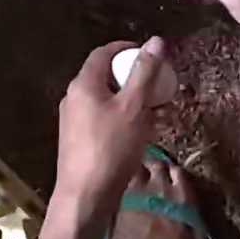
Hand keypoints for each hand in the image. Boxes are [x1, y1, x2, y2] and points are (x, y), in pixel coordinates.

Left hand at [37, 37, 170, 238]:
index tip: (151, 54)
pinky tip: (150, 132)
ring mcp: (76, 121)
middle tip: (162, 85)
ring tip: (164, 111)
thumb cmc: (111, 148)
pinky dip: (128, 119)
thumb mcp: (134, 107)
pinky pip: (108, 120)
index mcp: (84, 84)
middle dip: (138, 79)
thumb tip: (156, 40)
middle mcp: (75, 98)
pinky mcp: (82, 142)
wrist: (85, 198)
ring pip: (111, 101)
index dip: (128, 49)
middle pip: (108, 77)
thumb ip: (145, 72)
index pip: (104, 53)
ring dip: (138, 101)